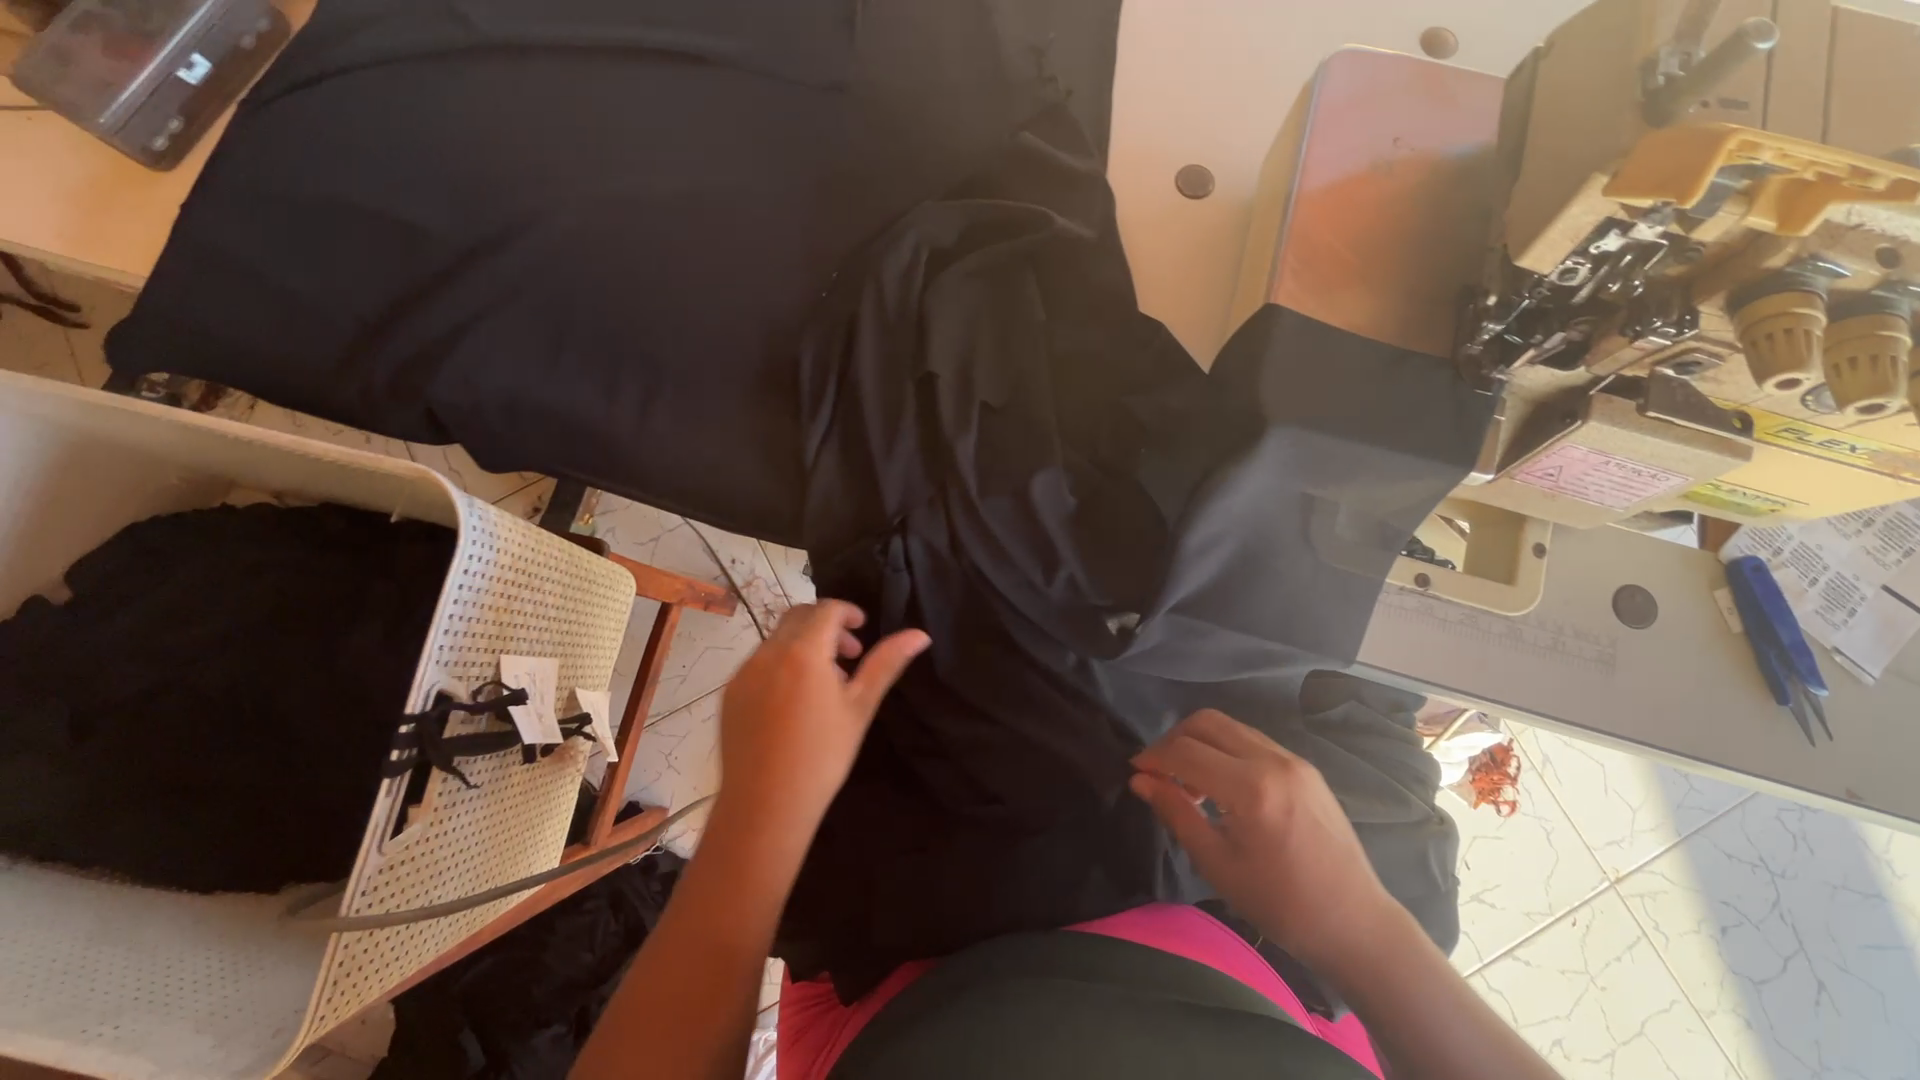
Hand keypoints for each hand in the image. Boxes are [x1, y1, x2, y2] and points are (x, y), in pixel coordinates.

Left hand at [717, 601, 928, 828]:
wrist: (766, 804)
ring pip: (777, 640)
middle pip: (797, 617)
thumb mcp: (860, 707)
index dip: (847, 612)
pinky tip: (794, 705)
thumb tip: (920, 635)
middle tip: (848, 656)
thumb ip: (886, 664)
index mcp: (803, 652)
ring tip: (823, 685)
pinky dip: (781, 666)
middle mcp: (768, 653)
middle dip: (825, 626)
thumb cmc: (823, 756)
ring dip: (803, 646)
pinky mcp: (729, 694)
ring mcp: (744, 673)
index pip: (826, 609)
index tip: (862, 629)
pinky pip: (758, 664)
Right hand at [1131, 709, 1398, 969]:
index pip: (1185, 751)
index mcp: (1251, 788)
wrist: (1354, 922)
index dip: (1152, 757)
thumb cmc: (1280, 904)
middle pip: (1207, 722)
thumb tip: (1141, 780)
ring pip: (1231, 727)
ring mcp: (1294, 761)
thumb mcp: (1217, 864)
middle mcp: (1274, 761)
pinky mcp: (1306, 769)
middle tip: (1158, 773)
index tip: (1135, 774)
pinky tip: (1220, 787)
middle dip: (1173, 740)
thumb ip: (1177, 813)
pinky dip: (1226, 751)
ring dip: (1200, 743)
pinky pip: (1253, 741)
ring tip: (1188, 783)